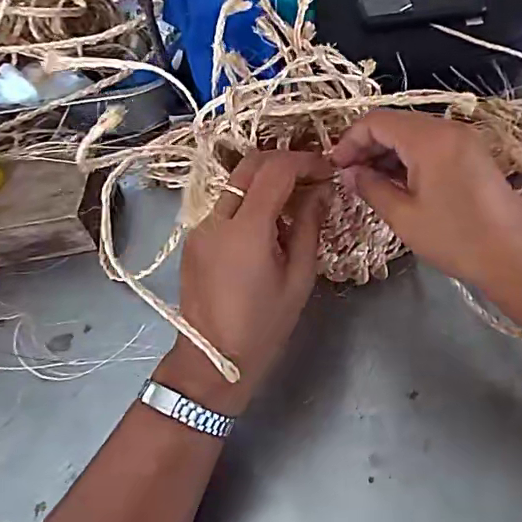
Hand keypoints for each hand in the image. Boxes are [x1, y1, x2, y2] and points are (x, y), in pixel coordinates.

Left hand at [166, 150, 330, 414]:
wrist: (212, 360)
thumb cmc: (264, 326)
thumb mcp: (299, 277)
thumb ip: (310, 226)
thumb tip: (321, 190)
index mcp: (246, 230)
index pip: (276, 171)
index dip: (305, 161)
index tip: (327, 168)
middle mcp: (217, 219)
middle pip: (250, 164)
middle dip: (285, 160)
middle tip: (313, 175)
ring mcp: (200, 227)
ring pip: (236, 181)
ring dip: (267, 178)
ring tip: (296, 197)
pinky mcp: (194, 237)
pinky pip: (226, 203)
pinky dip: (251, 198)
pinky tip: (271, 220)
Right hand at [328, 110, 521, 284]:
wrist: (514, 256)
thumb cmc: (456, 238)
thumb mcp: (404, 216)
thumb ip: (371, 188)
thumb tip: (350, 173)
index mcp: (429, 138)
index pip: (377, 120)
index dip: (350, 139)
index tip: (336, 166)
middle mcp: (448, 128)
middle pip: (396, 123)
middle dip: (368, 145)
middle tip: (350, 177)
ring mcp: (465, 139)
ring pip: (414, 133)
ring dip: (389, 152)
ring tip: (372, 184)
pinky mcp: (474, 154)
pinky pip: (433, 144)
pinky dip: (411, 158)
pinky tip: (400, 184)